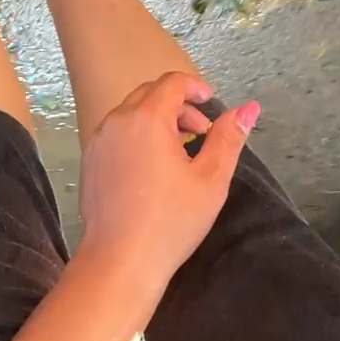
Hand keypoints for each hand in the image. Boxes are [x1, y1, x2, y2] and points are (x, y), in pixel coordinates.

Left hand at [78, 71, 260, 279]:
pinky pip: (117, 131)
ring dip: (158, 119)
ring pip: (132, 111)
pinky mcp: (90, 156)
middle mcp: (118, 119)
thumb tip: (249, 107)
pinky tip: (152, 167)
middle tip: (200, 132)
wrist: (121, 258)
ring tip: (179, 151)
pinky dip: (138, 134)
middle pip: (150, 93)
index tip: (211, 102)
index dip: (195, 87)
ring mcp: (99, 137)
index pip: (171, 83)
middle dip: (178, 104)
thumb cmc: (171, 220)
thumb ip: (228, 138)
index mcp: (147, 118)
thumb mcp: (210, 180)